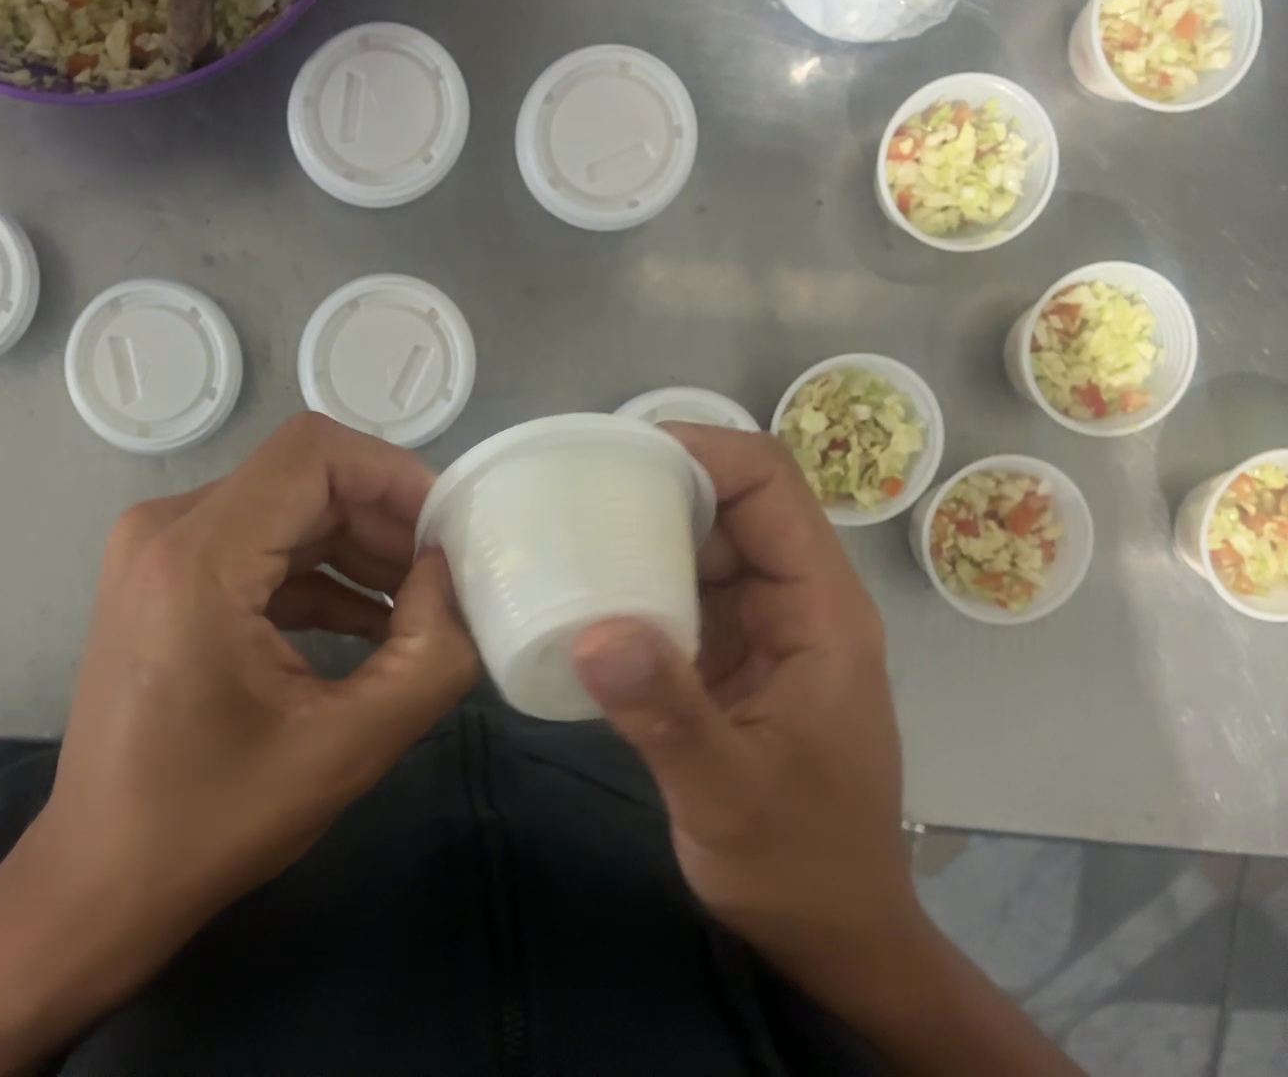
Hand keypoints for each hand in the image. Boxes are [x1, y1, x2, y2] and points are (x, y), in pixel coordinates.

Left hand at [0, 415, 478, 1076]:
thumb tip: (453, 575)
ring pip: (281, 512)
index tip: (452, 532)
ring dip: (355, 551)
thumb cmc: (215, 819)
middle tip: (446, 579)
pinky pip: (253, 550)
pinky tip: (367, 627)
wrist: (104, 873)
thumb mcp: (348, 745)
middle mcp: (163, 531)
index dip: (396, 476)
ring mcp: (154, 553)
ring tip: (417, 609)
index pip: (314, 455)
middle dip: (384, 521)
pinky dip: (315, 578)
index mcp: (197, 558)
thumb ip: (430, 653)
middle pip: (300, 480)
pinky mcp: (160, 581)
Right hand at [570, 425, 915, 967]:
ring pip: (698, 552)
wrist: (826, 930)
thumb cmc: (798, 862)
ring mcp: (755, 635)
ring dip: (634, 534)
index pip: (770, 489)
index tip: (613, 456)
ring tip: (555, 530)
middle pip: (727, 507)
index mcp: (817, 614)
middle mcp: (789, 607)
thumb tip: (591, 629)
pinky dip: (628, 585)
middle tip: (562, 492)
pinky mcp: (720, 665)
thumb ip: (666, 713)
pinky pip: (675, 600)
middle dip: (652, 485)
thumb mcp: (729, 793)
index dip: (700, 450)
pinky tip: (574, 595)